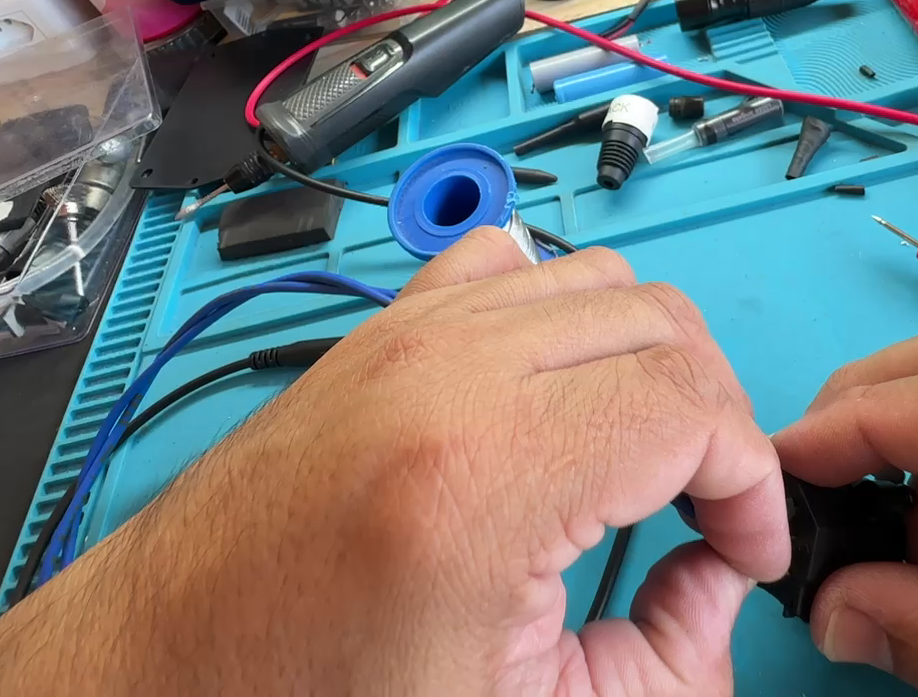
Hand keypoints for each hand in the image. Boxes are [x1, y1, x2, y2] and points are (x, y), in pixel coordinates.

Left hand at [0, 229, 788, 696]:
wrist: (167, 668)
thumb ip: (671, 664)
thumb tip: (714, 571)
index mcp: (483, 472)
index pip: (689, 403)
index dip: (750, 477)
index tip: (740, 541)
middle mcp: (450, 366)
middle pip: (660, 324)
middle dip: (712, 413)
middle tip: (700, 499)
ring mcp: (414, 325)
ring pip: (600, 279)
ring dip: (646, 358)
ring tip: (633, 442)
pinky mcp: (391, 320)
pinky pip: (513, 261)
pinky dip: (562, 307)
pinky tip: (554, 379)